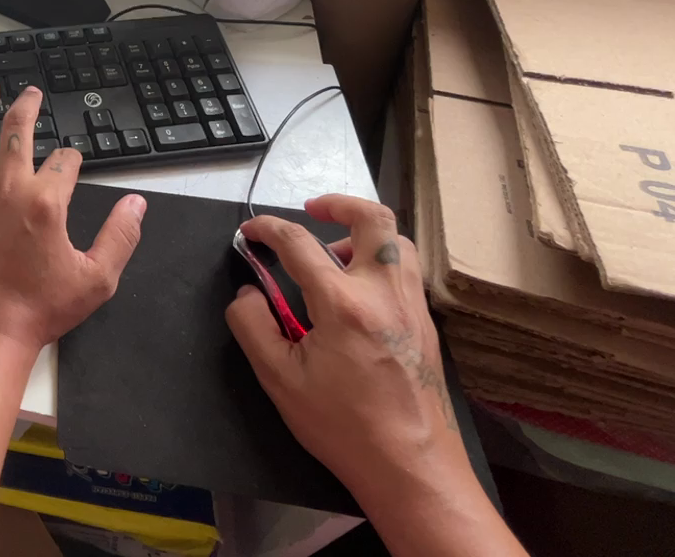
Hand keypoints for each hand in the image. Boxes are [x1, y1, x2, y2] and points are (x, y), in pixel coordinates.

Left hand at [0, 81, 144, 348]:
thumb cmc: (41, 307)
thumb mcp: (97, 278)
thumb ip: (121, 236)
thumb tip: (136, 204)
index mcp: (47, 203)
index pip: (65, 162)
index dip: (74, 161)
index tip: (74, 166)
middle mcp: (9, 189)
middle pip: (17, 132)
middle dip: (28, 107)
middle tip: (33, 92)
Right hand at [226, 195, 471, 517]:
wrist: (412, 471)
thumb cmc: (341, 426)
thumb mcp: (277, 377)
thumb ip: (251, 323)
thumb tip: (249, 293)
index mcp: (343, 304)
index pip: (298, 243)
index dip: (266, 229)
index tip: (249, 233)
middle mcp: (384, 294)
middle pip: (374, 220)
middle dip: (338, 204)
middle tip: (311, 210)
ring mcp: (412, 308)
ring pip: (397, 242)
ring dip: (361, 234)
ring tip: (331, 254)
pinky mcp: (426, 326)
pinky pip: (404, 272)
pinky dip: (377, 261)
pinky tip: (352, 290)